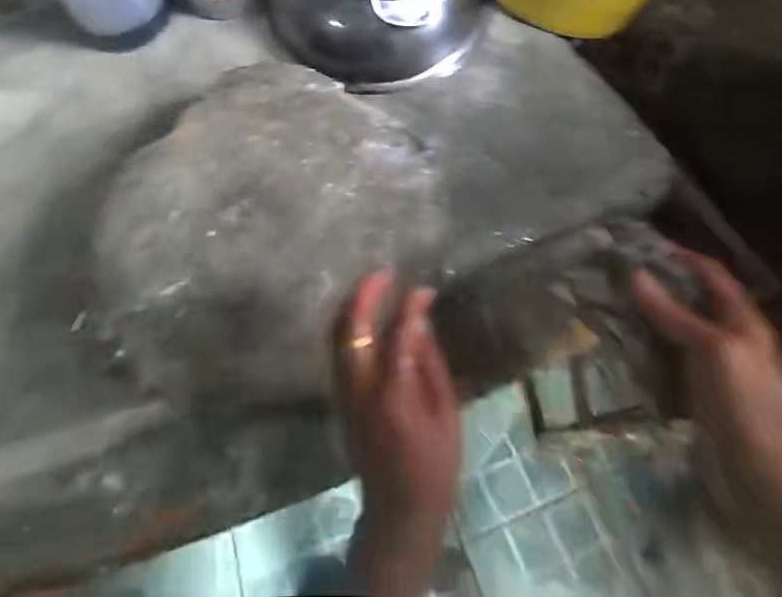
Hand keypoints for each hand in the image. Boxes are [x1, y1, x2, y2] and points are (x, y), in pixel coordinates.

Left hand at [335, 270, 459, 596]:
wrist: (396, 507)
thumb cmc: (434, 467)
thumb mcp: (446, 418)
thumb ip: (430, 367)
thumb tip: (419, 323)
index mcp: (395, 394)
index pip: (398, 335)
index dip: (410, 307)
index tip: (422, 289)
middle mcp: (360, 385)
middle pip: (352, 326)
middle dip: (365, 293)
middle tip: (384, 273)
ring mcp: (342, 388)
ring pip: (336, 333)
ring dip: (350, 304)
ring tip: (371, 287)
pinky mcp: (335, 393)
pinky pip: (335, 347)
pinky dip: (345, 324)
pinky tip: (359, 316)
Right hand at [630, 250, 781, 512]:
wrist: (756, 473)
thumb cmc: (743, 403)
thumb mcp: (712, 349)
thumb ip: (674, 312)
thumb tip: (633, 273)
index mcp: (745, 323)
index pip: (713, 275)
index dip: (683, 256)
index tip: (641, 244)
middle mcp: (728, 337)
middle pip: (690, 297)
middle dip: (655, 281)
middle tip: (613, 269)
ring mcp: (710, 363)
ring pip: (672, 324)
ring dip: (643, 310)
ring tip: (606, 296)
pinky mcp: (691, 385)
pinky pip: (662, 350)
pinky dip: (640, 338)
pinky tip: (615, 334)